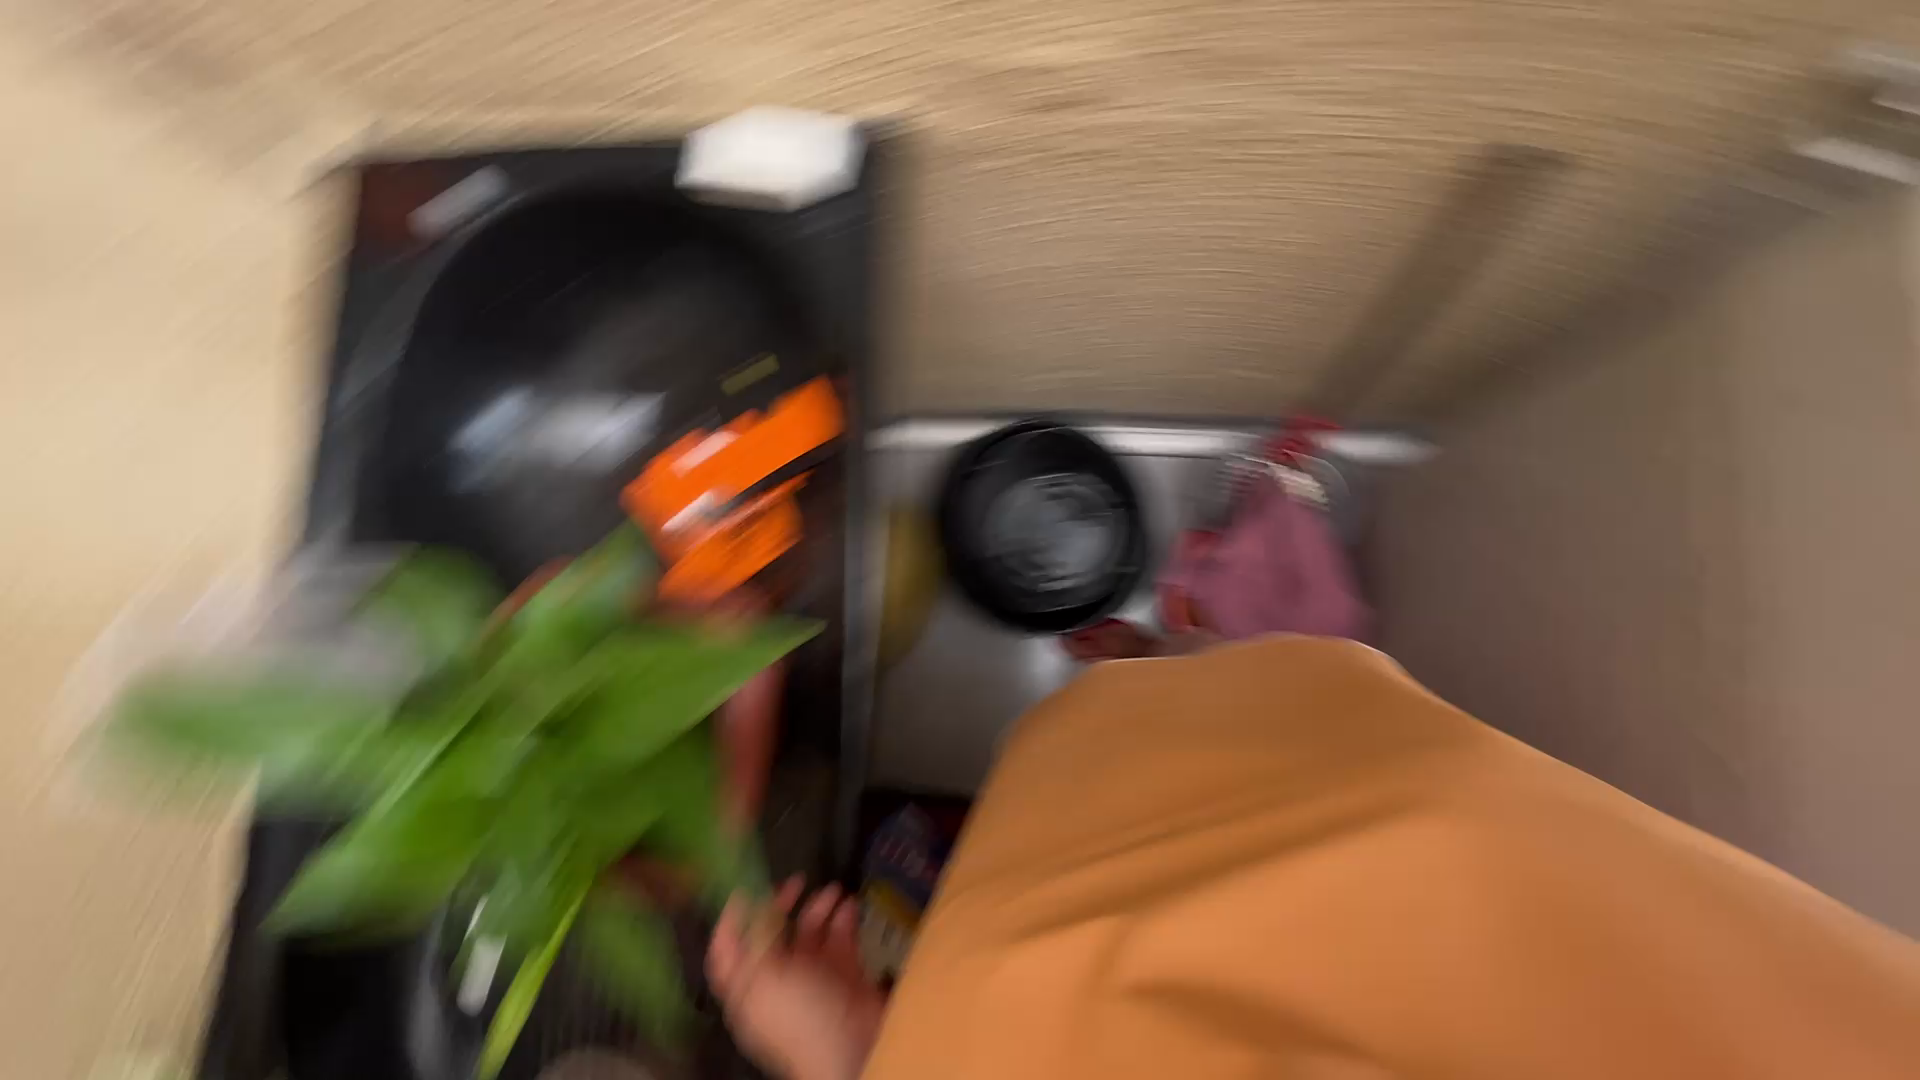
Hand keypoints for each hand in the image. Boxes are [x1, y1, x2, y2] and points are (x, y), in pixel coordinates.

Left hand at [707, 879, 885, 1079]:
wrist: (858, 1049)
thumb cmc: (802, 1016)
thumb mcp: (768, 978)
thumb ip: (758, 938)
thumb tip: (755, 904)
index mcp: (749, 988)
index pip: (728, 952)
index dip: (731, 922)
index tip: (743, 888)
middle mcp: (777, 980)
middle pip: (770, 933)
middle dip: (780, 904)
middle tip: (796, 882)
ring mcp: (813, 975)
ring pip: (808, 930)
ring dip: (818, 906)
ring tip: (832, 892)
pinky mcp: (844, 970)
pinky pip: (840, 934)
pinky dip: (844, 916)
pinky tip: (849, 905)